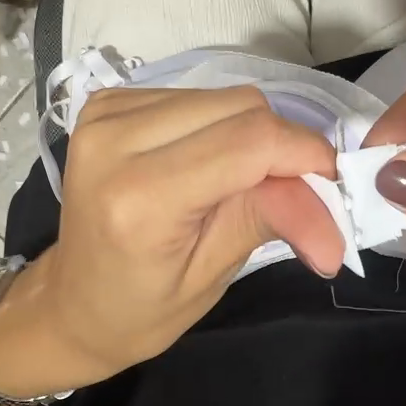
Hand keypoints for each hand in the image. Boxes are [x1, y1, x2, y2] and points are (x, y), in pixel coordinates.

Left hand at [18, 86, 344, 379]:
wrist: (69, 303)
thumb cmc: (140, 310)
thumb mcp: (213, 275)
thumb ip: (272, 218)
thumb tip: (336, 203)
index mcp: (140, 198)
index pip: (250, 142)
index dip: (307, 155)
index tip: (334, 187)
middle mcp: (115, 140)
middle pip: (243, 108)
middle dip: (284, 147)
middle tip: (292, 194)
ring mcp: (105, 114)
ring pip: (224, 96)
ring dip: (252, 135)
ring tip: (242, 183)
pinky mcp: (107, 102)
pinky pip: (196, 95)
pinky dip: (220, 125)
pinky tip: (207, 161)